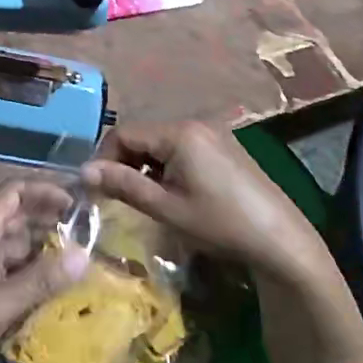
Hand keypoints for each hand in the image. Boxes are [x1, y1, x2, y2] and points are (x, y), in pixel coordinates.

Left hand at [0, 181, 88, 362]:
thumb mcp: (2, 302)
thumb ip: (42, 279)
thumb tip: (85, 255)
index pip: (13, 192)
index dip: (44, 190)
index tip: (75, 204)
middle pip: (17, 215)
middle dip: (50, 218)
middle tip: (87, 231)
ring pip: (17, 242)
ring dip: (45, 244)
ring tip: (79, 255)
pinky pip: (13, 265)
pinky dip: (34, 266)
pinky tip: (56, 281)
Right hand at [81, 122, 329, 281]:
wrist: (279, 239)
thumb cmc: (219, 223)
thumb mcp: (165, 208)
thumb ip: (123, 185)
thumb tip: (83, 172)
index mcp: (178, 133)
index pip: (122, 133)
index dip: (103, 159)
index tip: (98, 190)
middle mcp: (193, 123)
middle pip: (141, 135)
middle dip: (123, 162)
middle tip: (117, 196)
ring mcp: (211, 133)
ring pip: (159, 142)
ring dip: (143, 165)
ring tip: (144, 198)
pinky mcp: (222, 146)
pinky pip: (180, 147)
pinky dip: (165, 165)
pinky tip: (171, 192)